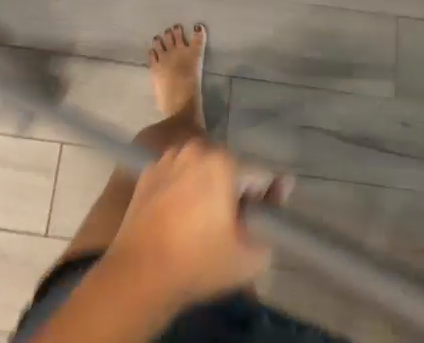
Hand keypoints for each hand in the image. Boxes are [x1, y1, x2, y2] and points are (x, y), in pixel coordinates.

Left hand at [103, 141, 270, 305]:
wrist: (139, 274)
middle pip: (230, 167)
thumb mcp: (252, 255)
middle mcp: (195, 149)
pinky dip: (182, 187)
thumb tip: (283, 186)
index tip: (253, 224)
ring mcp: (167, 158)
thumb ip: (273, 220)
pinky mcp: (147, 172)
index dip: (263, 201)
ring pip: (201, 168)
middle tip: (228, 225)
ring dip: (207, 186)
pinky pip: (177, 174)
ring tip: (201, 221)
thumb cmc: (199, 263)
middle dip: (234, 190)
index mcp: (223, 162)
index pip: (260, 176)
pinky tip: (179, 216)